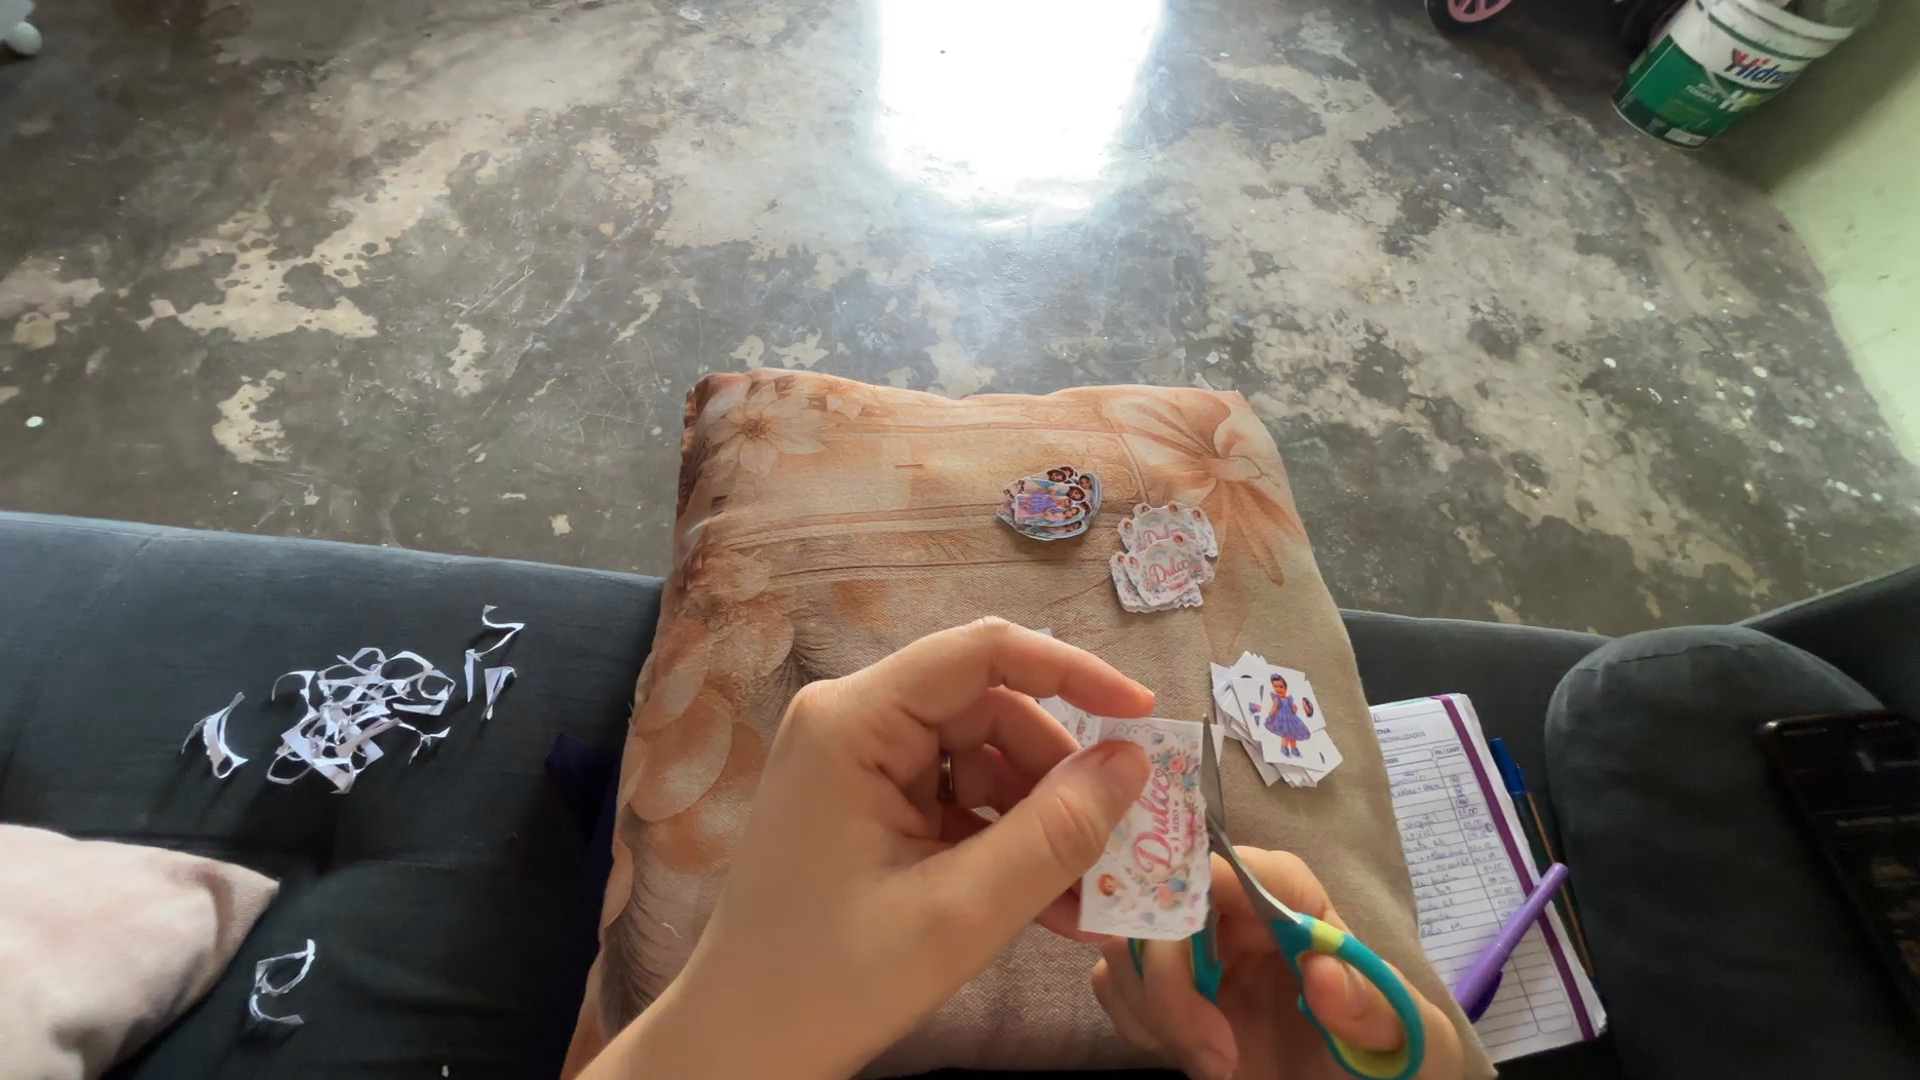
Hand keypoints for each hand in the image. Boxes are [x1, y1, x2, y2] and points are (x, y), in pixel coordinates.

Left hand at [585, 619, 1155, 1079]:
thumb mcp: (958, 915)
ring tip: (1085, 896)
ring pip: (985, 756)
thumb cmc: (828, 983)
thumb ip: (1054, 835)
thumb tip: (1133, 764)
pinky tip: (1047, 901)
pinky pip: (962, 794)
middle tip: (1113, 842)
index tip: (1142, 714)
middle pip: (988, 710)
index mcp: (855, 719)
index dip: (1069, 670)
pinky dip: (1006, 839)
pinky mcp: (875, 795)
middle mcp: (857, 718)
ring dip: (1039, 819)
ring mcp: (864, 757)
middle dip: (1057, 775)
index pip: (979, 652)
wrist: (739, 1048)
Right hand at [1092, 848, 1463, 1079]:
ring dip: (1152, 1006)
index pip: (1216, 863)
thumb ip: (1374, 1007)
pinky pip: (1111, 978)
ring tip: (1211, 1059)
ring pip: (1121, 937)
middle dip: (1167, 979)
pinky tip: (1181, 1050)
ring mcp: (1186, 943)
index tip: (1203, 980)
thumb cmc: (1388, 1062)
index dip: (1191, 905)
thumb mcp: (1407, 1042)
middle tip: (1211, 1049)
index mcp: (1282, 894)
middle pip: (1152, 900)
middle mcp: (1224, 903)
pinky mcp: (1157, 983)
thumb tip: (1320, 971)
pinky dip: (1135, 1019)